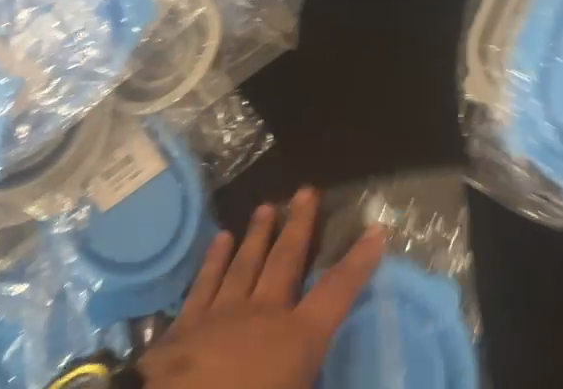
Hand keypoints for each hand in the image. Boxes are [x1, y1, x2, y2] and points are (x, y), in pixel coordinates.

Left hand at [136, 187, 386, 388]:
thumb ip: (313, 374)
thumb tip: (323, 366)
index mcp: (297, 337)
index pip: (337, 291)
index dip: (359, 261)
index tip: (375, 230)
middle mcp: (263, 313)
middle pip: (285, 260)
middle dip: (299, 225)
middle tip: (306, 191)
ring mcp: (221, 313)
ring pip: (245, 262)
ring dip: (257, 234)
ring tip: (266, 206)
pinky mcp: (186, 324)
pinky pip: (204, 282)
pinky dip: (213, 259)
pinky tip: (219, 239)